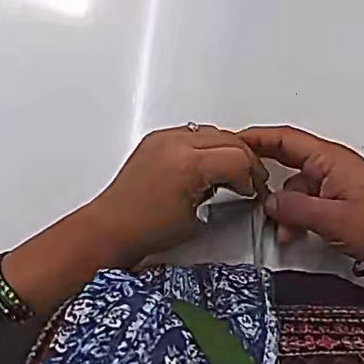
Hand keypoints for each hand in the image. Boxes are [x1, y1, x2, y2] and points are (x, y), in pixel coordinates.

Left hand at [78, 124, 268, 266]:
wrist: (109, 230)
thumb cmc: (142, 230)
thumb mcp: (196, 218)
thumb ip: (221, 192)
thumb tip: (236, 186)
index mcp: (188, 164)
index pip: (238, 158)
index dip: (252, 176)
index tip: (253, 189)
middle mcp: (174, 145)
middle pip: (229, 140)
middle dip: (245, 160)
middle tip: (250, 180)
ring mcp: (163, 140)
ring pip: (212, 132)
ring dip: (227, 150)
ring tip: (231, 173)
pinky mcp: (155, 142)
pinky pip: (191, 133)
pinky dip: (207, 146)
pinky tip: (209, 165)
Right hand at [235, 126, 363, 258]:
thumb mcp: (331, 219)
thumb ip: (294, 208)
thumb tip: (270, 202)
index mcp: (329, 158)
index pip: (285, 138)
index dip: (256, 138)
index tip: (233, 142)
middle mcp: (331, 164)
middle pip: (287, 158)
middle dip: (264, 171)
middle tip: (242, 179)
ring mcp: (335, 179)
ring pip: (295, 184)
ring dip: (284, 205)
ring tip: (282, 227)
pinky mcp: (338, 196)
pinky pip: (307, 198)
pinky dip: (296, 213)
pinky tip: (295, 231)